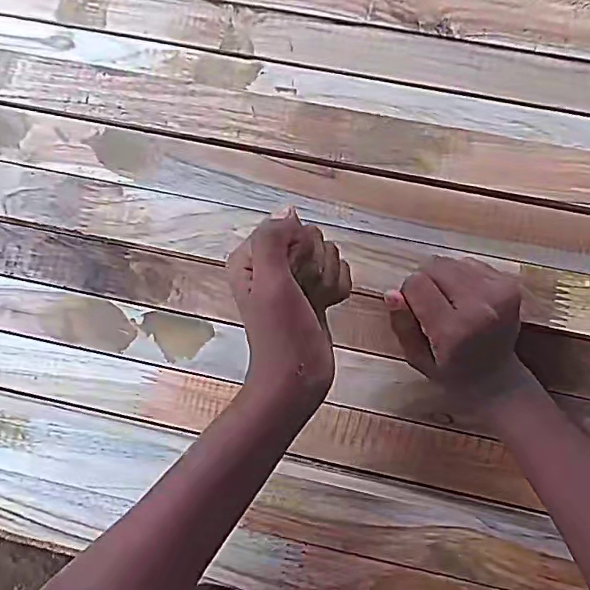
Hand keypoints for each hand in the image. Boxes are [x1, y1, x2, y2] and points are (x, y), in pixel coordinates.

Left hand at [227, 209, 351, 406]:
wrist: (298, 378)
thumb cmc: (280, 335)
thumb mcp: (269, 283)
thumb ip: (272, 240)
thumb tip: (288, 211)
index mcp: (250, 258)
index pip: (288, 226)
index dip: (298, 250)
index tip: (292, 278)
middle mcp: (270, 266)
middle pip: (312, 238)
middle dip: (317, 265)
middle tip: (302, 294)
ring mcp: (293, 280)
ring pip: (329, 254)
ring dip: (328, 279)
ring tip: (312, 304)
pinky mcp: (313, 293)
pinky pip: (339, 273)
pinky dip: (338, 289)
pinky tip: (325, 306)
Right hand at [386, 257, 537, 408]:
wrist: (497, 376)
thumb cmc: (450, 370)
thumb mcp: (417, 358)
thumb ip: (402, 325)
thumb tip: (392, 293)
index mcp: (454, 331)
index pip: (416, 284)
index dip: (409, 295)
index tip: (416, 312)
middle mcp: (481, 307)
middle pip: (434, 267)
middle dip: (426, 283)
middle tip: (433, 308)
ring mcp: (499, 293)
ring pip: (451, 262)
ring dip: (444, 278)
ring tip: (450, 303)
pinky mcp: (509, 284)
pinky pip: (470, 263)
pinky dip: (462, 276)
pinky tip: (466, 298)